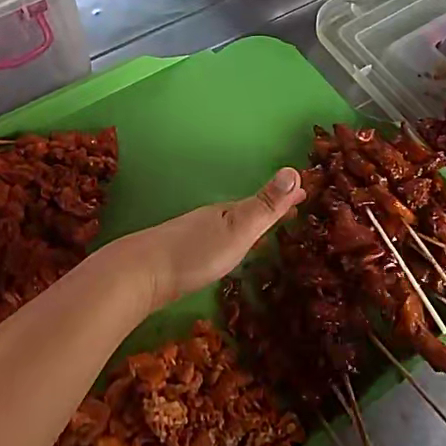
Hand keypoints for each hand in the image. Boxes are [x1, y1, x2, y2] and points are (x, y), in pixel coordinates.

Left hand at [87, 167, 304, 311]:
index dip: (287, 196)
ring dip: (253, 222)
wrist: (137, 275)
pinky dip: (234, 238)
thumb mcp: (239, 228)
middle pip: (249, 208)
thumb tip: (295, 170)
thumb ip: (266, 204)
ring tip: (269, 228)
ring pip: (232, 223)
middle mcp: (214, 218)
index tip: (308, 190)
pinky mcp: (181, 254)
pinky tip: (229, 249)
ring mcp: (195, 234)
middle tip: (296, 205)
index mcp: (230, 211)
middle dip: (273, 206)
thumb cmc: (195, 253)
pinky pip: (218, 238)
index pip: (266, 199)